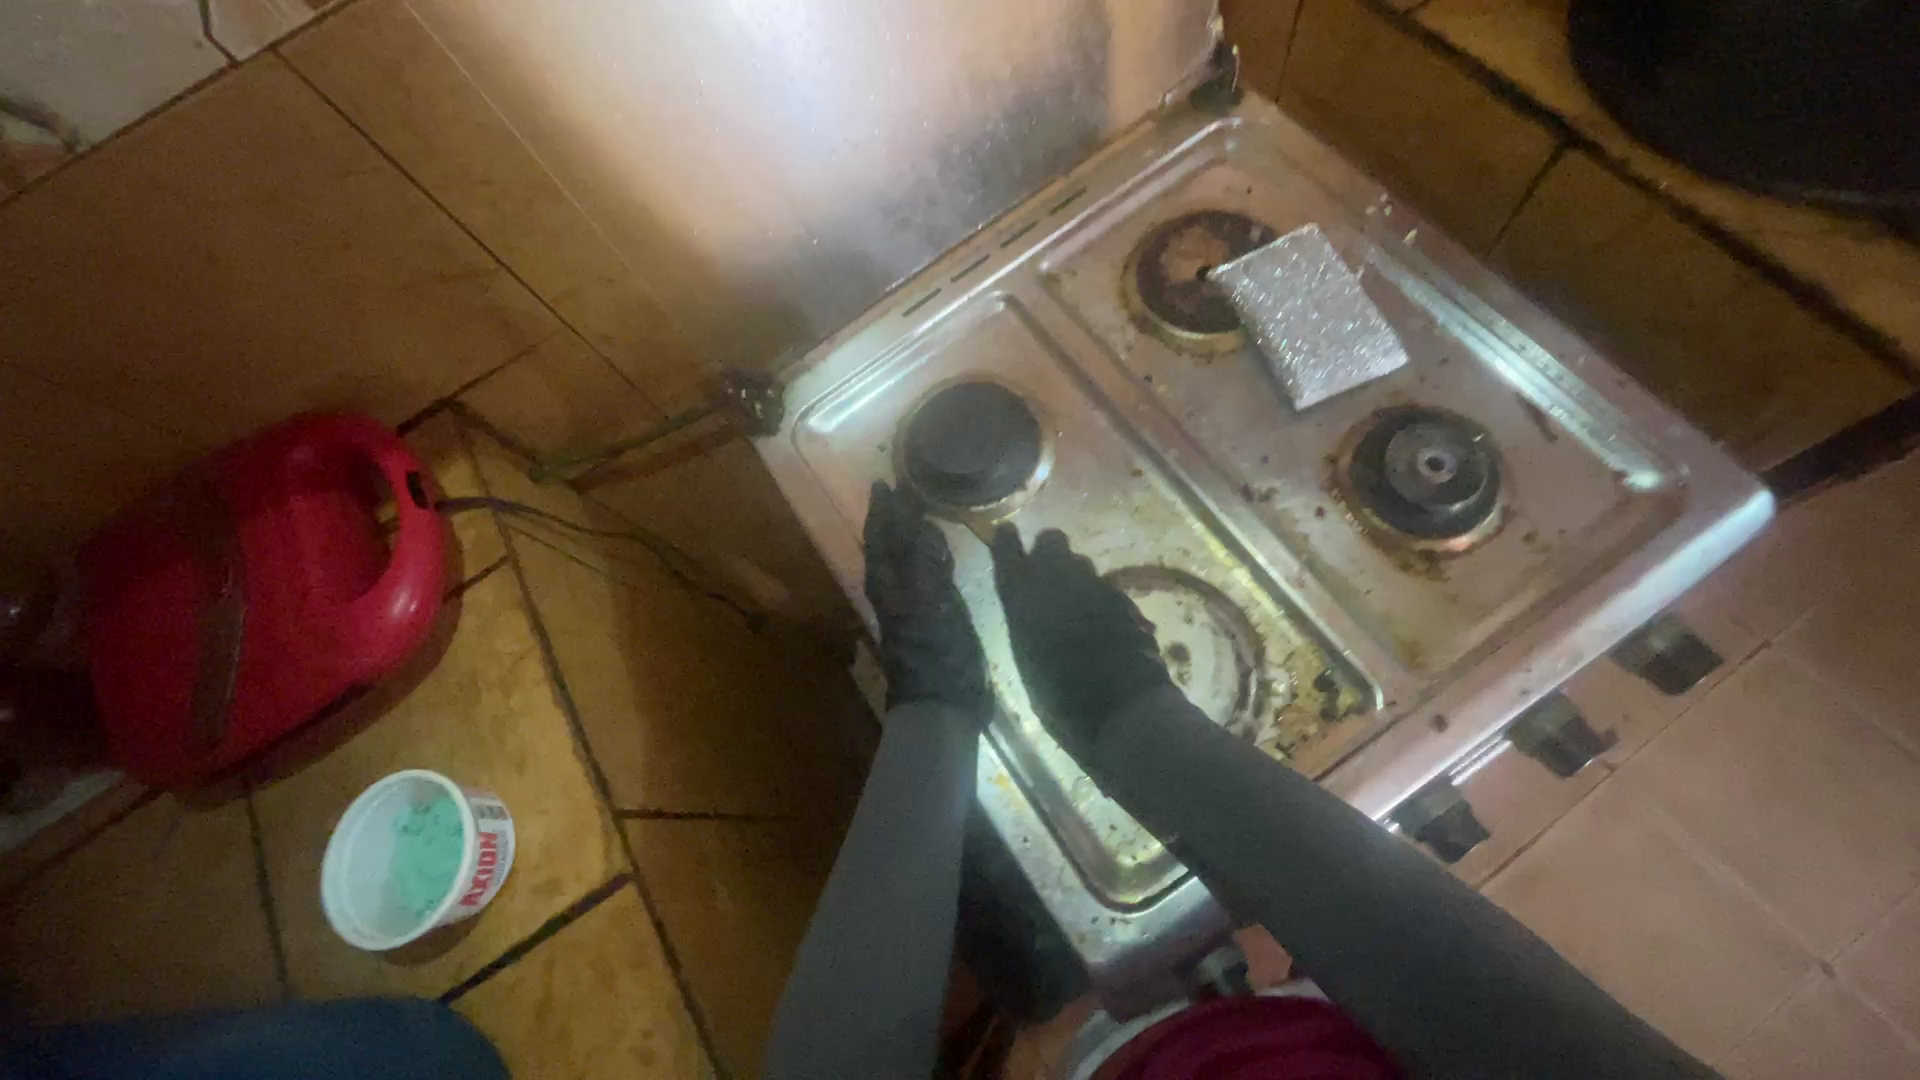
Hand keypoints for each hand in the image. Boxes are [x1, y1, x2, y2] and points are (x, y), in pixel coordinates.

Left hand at [863, 482, 989, 713]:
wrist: (943, 701)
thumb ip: (921, 559)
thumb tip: (913, 521)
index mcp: (888, 582)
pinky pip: (927, 574)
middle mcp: (895, 588)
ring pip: (906, 558)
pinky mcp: (934, 615)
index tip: (887, 481)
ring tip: (919, 509)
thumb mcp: (928, 599)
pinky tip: (940, 549)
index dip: (884, 509)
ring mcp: (913, 602)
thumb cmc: (934, 649)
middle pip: (890, 544)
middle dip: (894, 516)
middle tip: (904, 487)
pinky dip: (930, 555)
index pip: (881, 535)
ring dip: (910, 532)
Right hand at [990, 526, 1172, 758]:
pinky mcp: (1124, 598)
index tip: (1007, 533)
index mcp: (1023, 595)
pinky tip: (1100, 624)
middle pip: (1052, 541)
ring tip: (1075, 604)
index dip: (1007, 541)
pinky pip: (1103, 588)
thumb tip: (1029, 608)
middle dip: (1049, 552)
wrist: (1121, 706)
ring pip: (1080, 564)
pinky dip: (1098, 599)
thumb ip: (1026, 622)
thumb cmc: (1060, 696)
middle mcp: (1058, 579)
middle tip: (1047, 574)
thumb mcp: (1027, 658)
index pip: (1008, 551)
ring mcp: (1095, 585)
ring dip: (1075, 576)